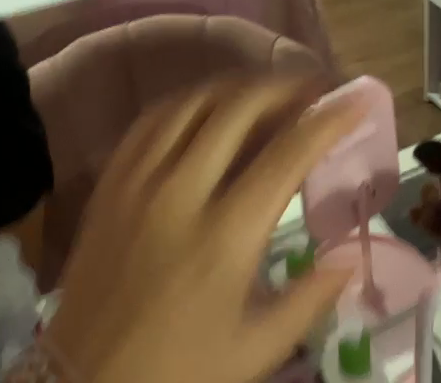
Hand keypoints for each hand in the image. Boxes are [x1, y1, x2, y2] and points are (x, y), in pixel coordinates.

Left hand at [44, 76, 362, 382]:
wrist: (83, 381)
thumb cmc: (177, 372)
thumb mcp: (255, 352)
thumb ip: (309, 300)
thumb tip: (350, 257)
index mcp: (225, 238)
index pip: (287, 155)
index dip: (328, 118)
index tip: (356, 96)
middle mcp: (181, 193)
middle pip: (239, 109)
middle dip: (284, 88)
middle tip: (312, 88)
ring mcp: (139, 180)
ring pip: (193, 103)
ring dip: (237, 87)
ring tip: (266, 92)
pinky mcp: (110, 180)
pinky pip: (151, 119)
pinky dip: (187, 101)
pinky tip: (207, 106)